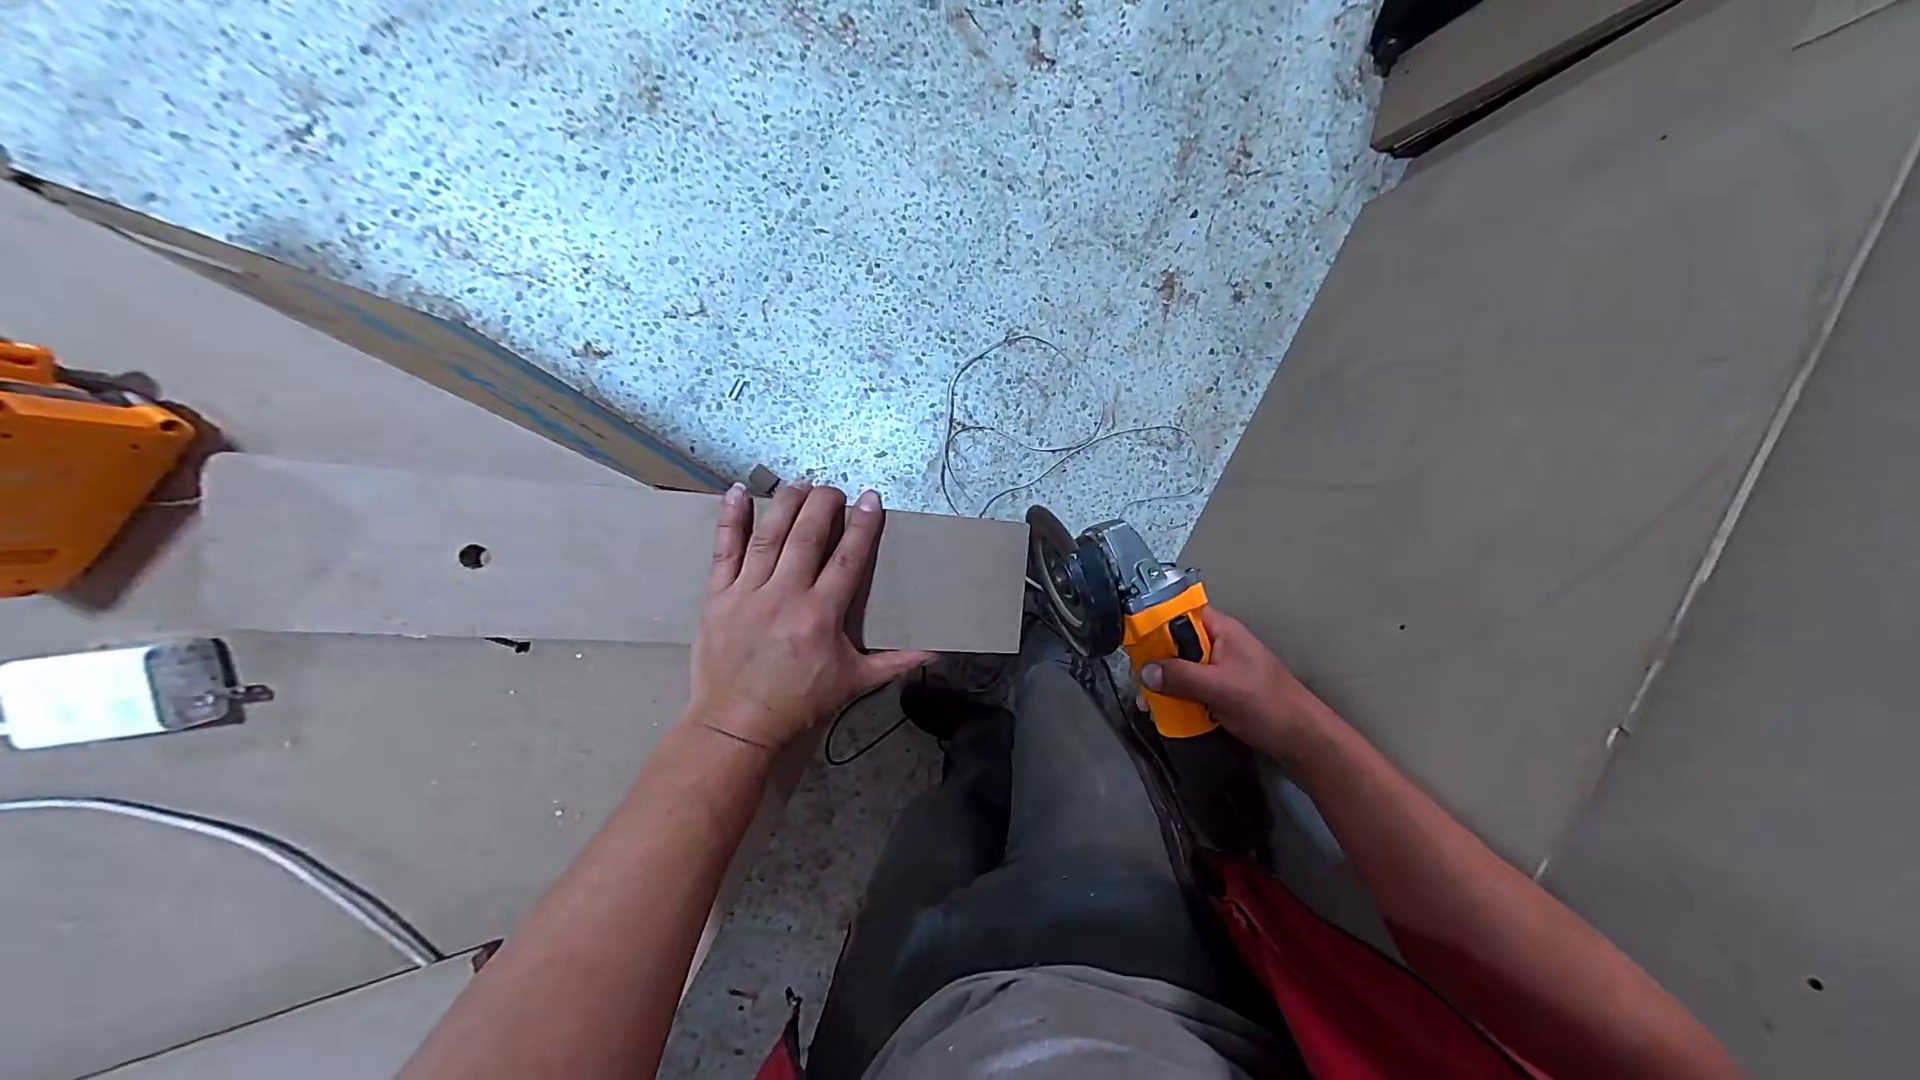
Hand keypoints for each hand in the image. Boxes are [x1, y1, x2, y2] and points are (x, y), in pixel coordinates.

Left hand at [687, 481, 933, 751]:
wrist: (736, 723)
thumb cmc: (798, 702)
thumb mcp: (853, 682)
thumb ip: (895, 663)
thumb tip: (935, 653)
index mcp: (820, 615)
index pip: (847, 558)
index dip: (863, 525)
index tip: (871, 499)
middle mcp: (784, 595)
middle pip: (807, 536)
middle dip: (823, 504)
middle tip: (834, 489)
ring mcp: (747, 592)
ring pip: (769, 535)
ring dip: (787, 504)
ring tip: (801, 484)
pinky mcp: (717, 595)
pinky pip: (723, 549)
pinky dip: (730, 518)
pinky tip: (737, 491)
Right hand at [1140, 607, 1331, 761]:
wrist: (1304, 740)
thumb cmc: (1266, 704)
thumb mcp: (1220, 688)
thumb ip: (1181, 676)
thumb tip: (1145, 670)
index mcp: (1222, 630)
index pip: (1181, 612)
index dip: (1155, 620)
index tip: (1131, 638)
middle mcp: (1219, 643)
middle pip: (1176, 641)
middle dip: (1154, 658)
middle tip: (1137, 678)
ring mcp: (1221, 667)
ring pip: (1182, 666)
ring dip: (1164, 681)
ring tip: (1146, 701)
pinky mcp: (1222, 689)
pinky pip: (1191, 685)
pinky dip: (1176, 695)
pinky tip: (1164, 710)